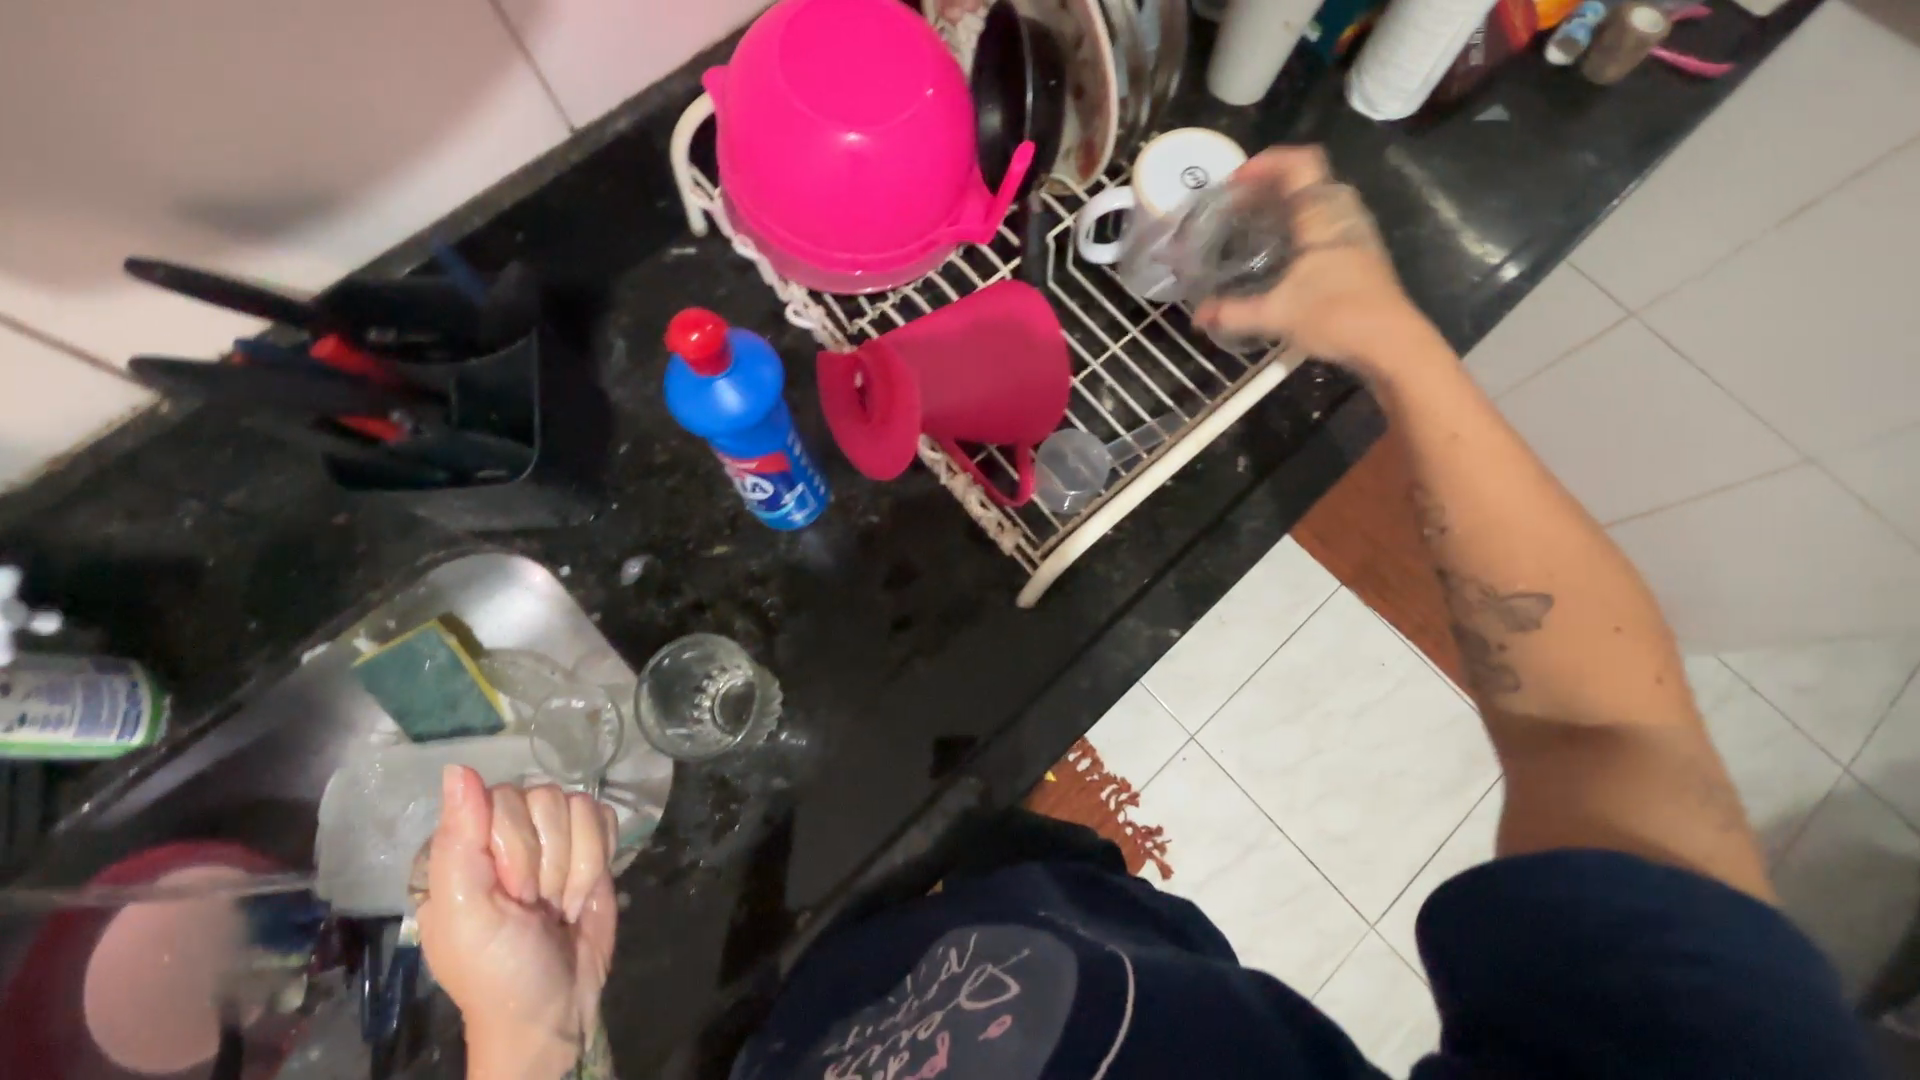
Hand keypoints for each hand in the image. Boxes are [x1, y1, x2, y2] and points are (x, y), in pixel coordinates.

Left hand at [417, 767, 618, 1079]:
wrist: (555, 1007)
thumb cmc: (497, 968)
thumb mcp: (466, 913)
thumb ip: (459, 840)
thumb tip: (457, 768)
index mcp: (466, 844)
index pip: (502, 799)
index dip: (516, 846)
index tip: (511, 894)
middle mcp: (508, 831)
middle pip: (547, 799)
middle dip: (549, 862)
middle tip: (535, 905)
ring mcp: (554, 836)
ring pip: (581, 808)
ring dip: (577, 866)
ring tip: (558, 904)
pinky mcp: (592, 844)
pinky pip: (606, 818)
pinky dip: (600, 858)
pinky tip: (582, 890)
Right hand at [1197, 146, 1431, 371]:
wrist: (1390, 341)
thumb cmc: (1337, 317)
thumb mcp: (1277, 315)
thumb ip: (1234, 313)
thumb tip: (1199, 317)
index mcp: (1322, 218)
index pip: (1299, 164)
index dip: (1267, 163)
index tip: (1236, 182)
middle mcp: (1341, 216)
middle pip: (1309, 177)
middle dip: (1271, 183)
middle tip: (1241, 204)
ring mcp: (1355, 233)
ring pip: (1320, 198)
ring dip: (1287, 203)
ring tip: (1257, 223)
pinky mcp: (1360, 252)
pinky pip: (1327, 220)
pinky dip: (1301, 223)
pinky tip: (1283, 250)